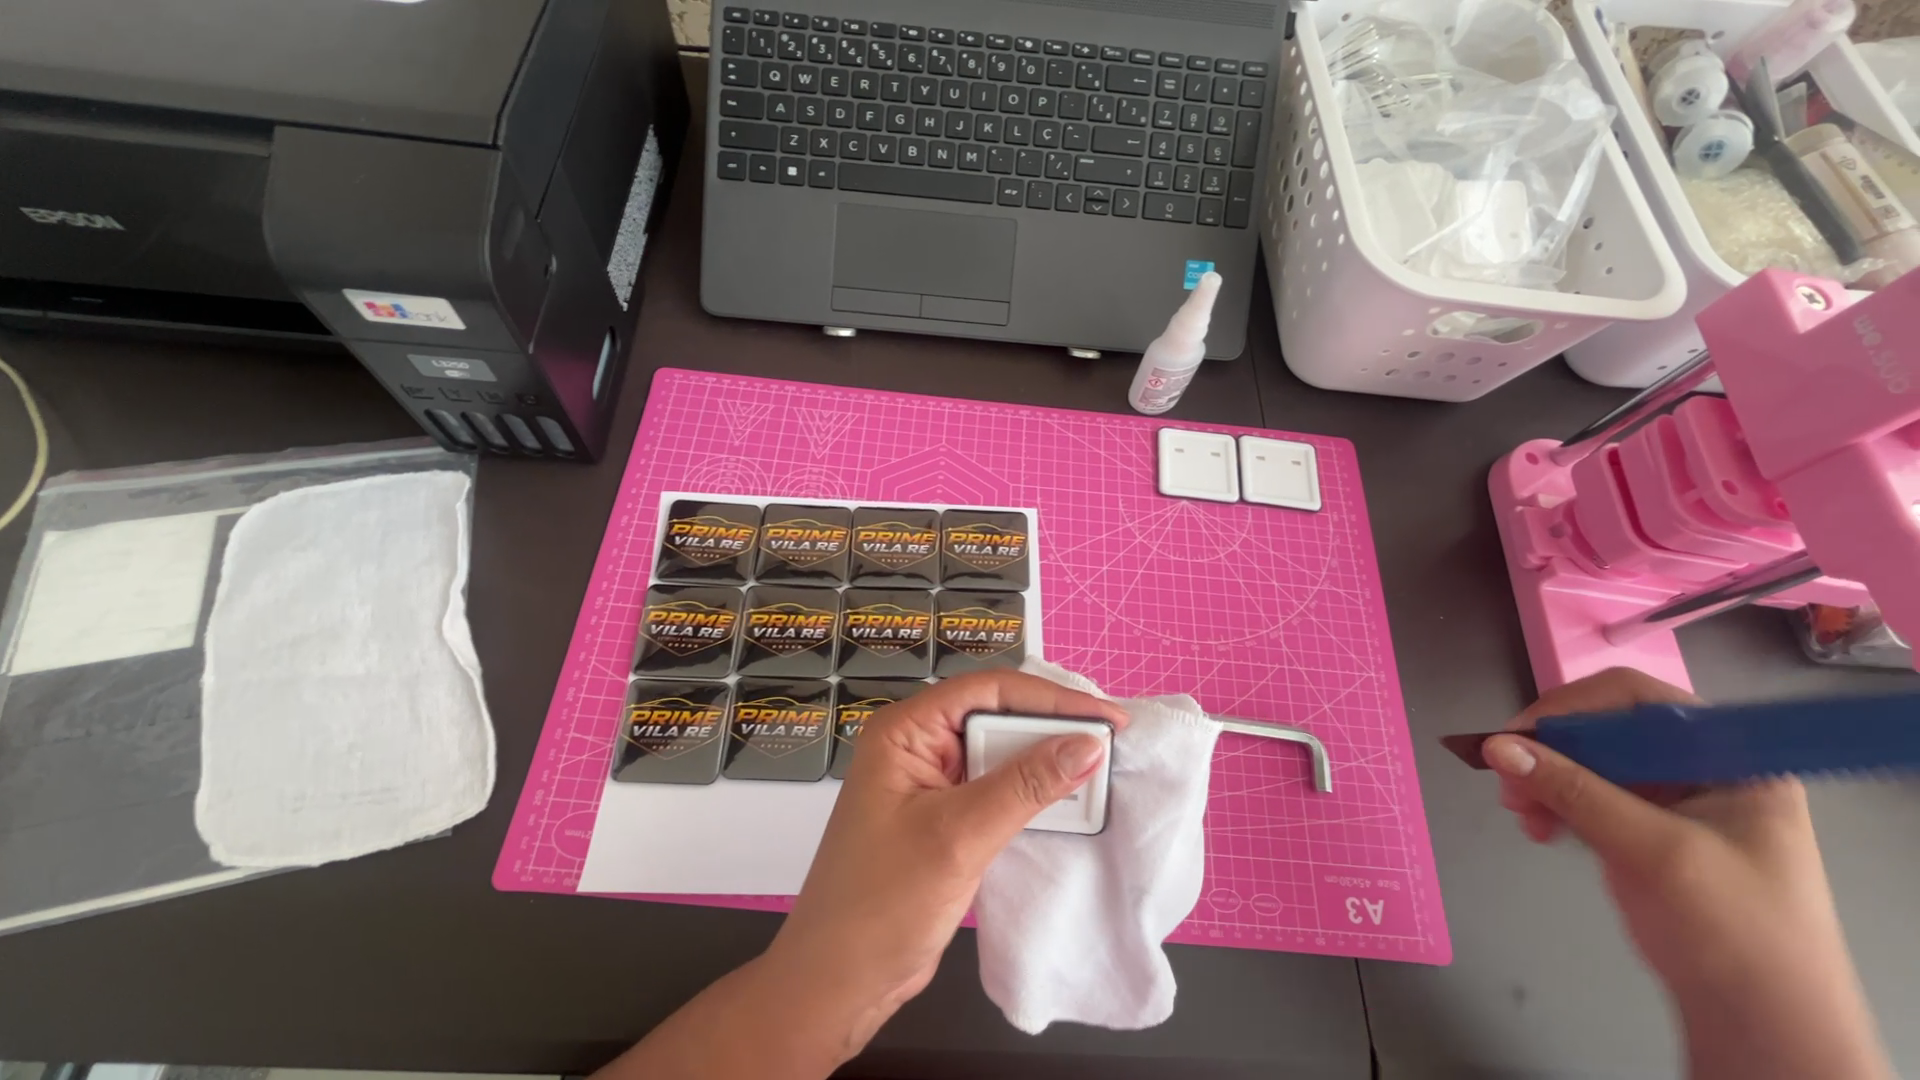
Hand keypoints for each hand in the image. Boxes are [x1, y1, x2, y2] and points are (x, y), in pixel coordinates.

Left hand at [606, 671, 1124, 1079]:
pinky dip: (1031, 793)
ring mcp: (930, 784)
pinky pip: (996, 790)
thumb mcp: (958, 836)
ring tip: (1101, 767)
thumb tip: (1088, 743)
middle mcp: (916, 746)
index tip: (1109, 719)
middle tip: (1113, 741)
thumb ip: (1024, 785)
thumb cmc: (883, 903)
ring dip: (1046, 760)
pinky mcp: (943, 819)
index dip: (1051, 699)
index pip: (987, 692)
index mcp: (904, 731)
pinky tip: (1067, 799)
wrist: (837, 983)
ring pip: (1000, 754)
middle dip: (1052, 726)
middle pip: (996, 717)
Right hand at [1484, 668, 1889, 1078]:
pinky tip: (1537, 828)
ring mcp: (1667, 801)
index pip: (1638, 700)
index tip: (1518, 735)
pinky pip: (1580, 795)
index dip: (1574, 708)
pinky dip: (1550, 804)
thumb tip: (1495, 746)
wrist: (1759, 1022)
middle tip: (1508, 780)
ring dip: (1542, 779)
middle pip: (1603, 729)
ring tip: (1519, 813)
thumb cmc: (1733, 928)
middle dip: (1549, 752)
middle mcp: (1698, 769)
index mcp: (1730, 759)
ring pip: (1583, 762)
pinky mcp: (1638, 829)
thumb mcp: (1654, 851)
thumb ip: (1574, 791)